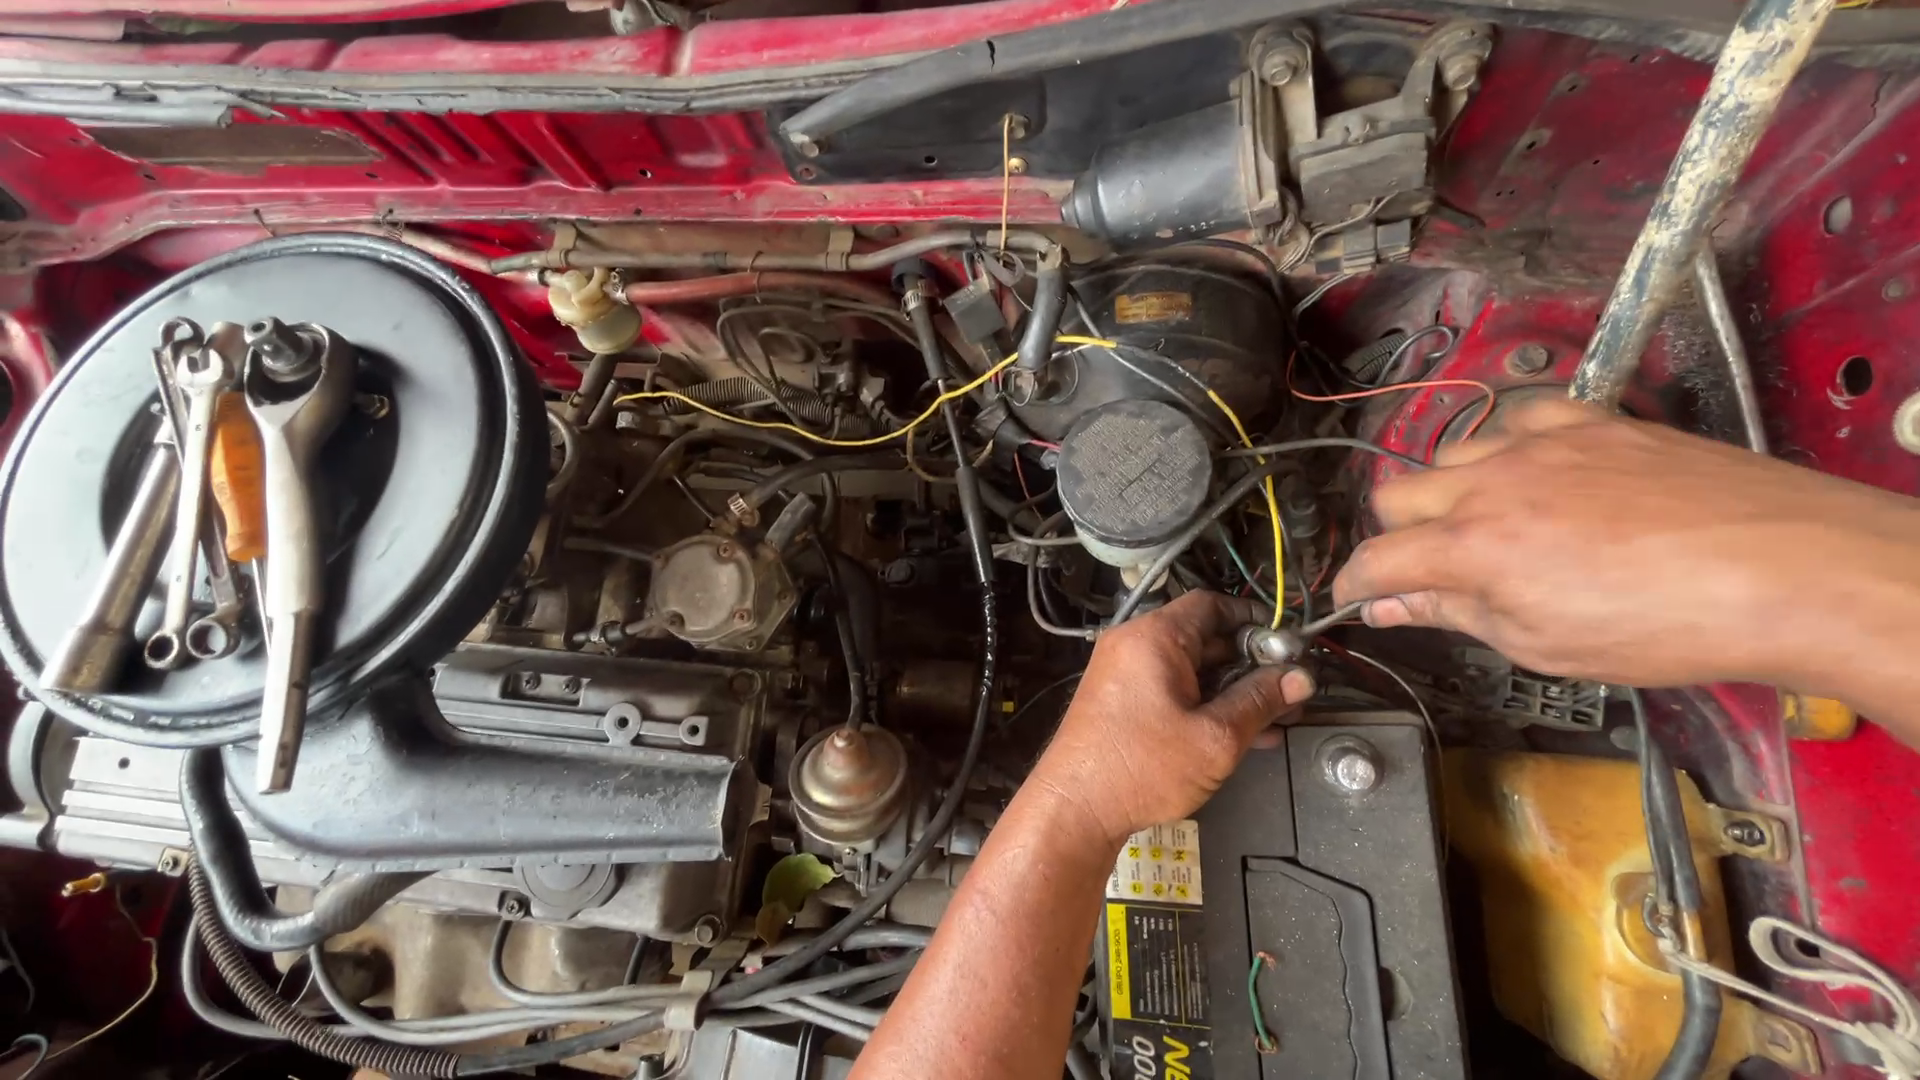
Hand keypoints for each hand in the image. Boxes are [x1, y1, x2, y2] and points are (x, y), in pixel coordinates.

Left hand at [1025, 592, 1314, 846]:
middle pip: (1203, 636)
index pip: (1210, 604)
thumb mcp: (1215, 737)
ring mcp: (1124, 673)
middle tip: (1290, 690)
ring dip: (1233, 689)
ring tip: (1277, 717)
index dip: (1253, 618)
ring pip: (1191, 668)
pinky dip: (1205, 703)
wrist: (1075, 807)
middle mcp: (1134, 644)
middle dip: (1250, 662)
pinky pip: (1172, 688)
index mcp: (1153, 637)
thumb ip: (1260, 701)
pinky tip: (1243, 733)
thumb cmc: (1144, 767)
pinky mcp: (1122, 701)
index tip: (1287, 644)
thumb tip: (1300, 677)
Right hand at [1332, 399, 1919, 689]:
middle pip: (1392, 495)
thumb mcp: (1540, 644)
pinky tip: (1535, 471)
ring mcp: (1540, 446)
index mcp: (1471, 549)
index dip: (1353, 586)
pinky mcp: (1592, 423)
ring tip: (1488, 519)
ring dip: (1448, 489)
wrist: (1797, 573)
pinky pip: (1518, 416)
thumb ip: (1451, 615)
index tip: (1356, 598)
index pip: (1374, 561)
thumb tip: (1390, 608)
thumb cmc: (1670, 625)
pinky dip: (1509, 445)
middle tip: (1430, 565)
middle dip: (1397, 535)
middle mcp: (1490, 485)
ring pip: (1448, 453)